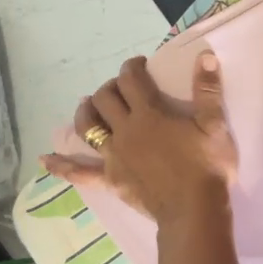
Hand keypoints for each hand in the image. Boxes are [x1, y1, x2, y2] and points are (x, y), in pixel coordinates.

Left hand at [42, 51, 237, 225]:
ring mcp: (114, 155)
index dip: (133, 68)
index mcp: (150, 114)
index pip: (132, 81)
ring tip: (88, 105)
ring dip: (85, 112)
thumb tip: (204, 56)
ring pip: (88, 127)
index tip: (140, 64)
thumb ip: (208, 91)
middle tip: (122, 86)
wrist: (194, 207)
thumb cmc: (208, 166)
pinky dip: (61, 165)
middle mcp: (125, 130)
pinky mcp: (110, 178)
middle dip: (110, 86)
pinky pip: (80, 172)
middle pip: (106, 100)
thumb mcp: (216, 126)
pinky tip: (46, 160)